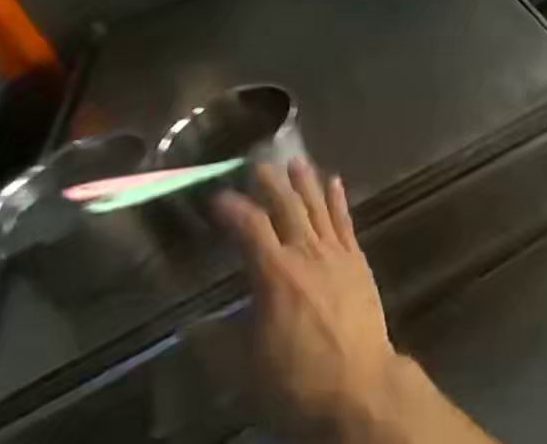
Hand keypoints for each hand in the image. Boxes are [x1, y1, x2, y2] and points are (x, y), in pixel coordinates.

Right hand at [212, 159, 399, 434]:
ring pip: (318, 207)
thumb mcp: (243, 368)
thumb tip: (188, 325)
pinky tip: (334, 182)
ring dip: (305, 182)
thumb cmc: (296, 379)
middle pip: (287, 207)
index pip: (249, 228)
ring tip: (296, 161)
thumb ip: (214, 342)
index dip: (233, 208)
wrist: (359, 386)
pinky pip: (346, 221)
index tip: (218, 197)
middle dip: (270, 183)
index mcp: (274, 274)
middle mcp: (306, 253)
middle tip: (259, 164)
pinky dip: (338, 199)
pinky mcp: (358, 261)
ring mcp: (336, 253)